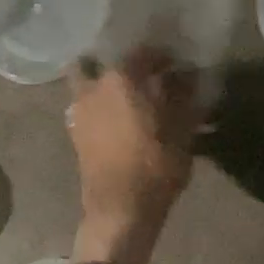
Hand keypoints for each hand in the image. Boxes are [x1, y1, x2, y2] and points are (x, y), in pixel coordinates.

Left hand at [67, 48, 202, 263]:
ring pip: (85, 82)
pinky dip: (98, 106)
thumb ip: (184, 98)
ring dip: (102, 83)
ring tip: (126, 96)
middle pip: (100, 60)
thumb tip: (188, 76)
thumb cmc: (154, 169)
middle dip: (119, 63)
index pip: (145, 52)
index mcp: (121, 77)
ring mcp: (79, 111)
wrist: (119, 211)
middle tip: (140, 74)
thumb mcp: (181, 133)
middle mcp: (93, 87)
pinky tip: (118, 116)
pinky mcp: (75, 135)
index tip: (178, 64)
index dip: (164, 56)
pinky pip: (85, 107)